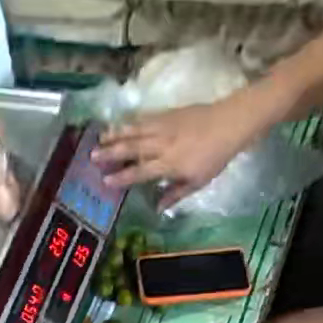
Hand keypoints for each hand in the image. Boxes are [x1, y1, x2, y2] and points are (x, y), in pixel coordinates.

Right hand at [92, 94, 266, 208]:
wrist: (229, 123)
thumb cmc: (214, 157)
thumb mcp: (197, 182)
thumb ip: (175, 194)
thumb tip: (157, 208)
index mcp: (170, 164)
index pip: (141, 172)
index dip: (122, 177)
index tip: (105, 181)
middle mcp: (162, 144)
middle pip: (132, 148)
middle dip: (111, 153)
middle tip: (92, 156)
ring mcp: (163, 126)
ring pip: (134, 130)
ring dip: (115, 134)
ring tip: (99, 138)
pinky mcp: (167, 114)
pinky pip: (144, 118)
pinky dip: (129, 122)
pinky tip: (119, 125)